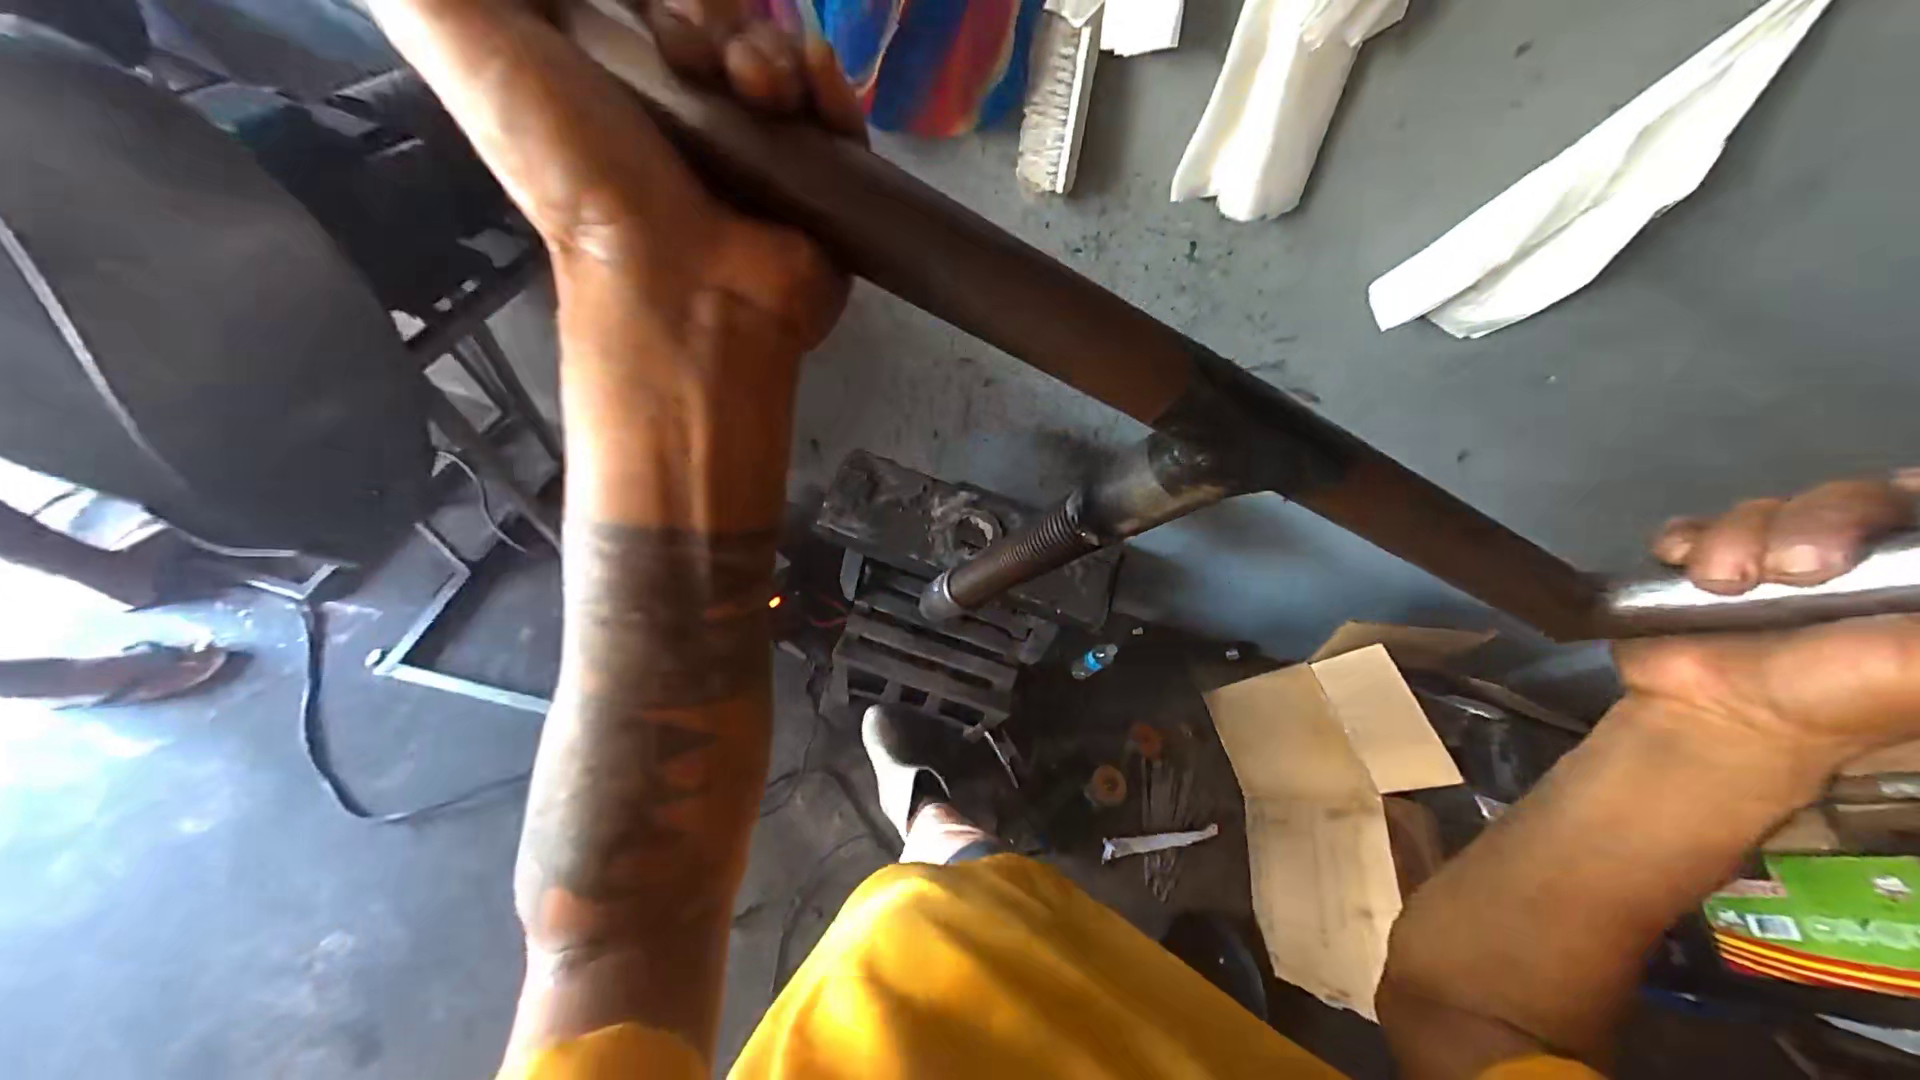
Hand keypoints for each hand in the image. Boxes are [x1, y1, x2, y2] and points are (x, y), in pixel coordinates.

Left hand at [367, 0, 863, 360]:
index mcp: (617, 77)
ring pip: (777, 48)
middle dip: (710, 12)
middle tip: (693, 60)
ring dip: (769, 50)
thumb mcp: (468, 47)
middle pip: (719, 11)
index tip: (646, 10)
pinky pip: (833, 102)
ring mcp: (759, 143)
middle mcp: (691, 108)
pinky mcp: (817, 176)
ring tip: (758, 95)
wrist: (686, 286)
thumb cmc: (585, 177)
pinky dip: (829, 85)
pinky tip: (810, 96)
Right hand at [1617, 473, 1919, 770]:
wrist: (1714, 712)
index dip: (1904, 495)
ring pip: (1761, 509)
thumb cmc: (1834, 696)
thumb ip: (1917, 628)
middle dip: (1815, 521)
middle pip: (1845, 496)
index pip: (1917, 502)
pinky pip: (1689, 525)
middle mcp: (1852, 554)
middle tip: (1793, 570)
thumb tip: (1906, 584)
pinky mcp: (1694, 561)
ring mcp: (1766, 555)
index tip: (1884, 513)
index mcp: (1909, 569)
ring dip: (1734, 541)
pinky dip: (1682, 540)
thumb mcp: (1913, 664)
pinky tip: (1681, 565)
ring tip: (1719, 584)